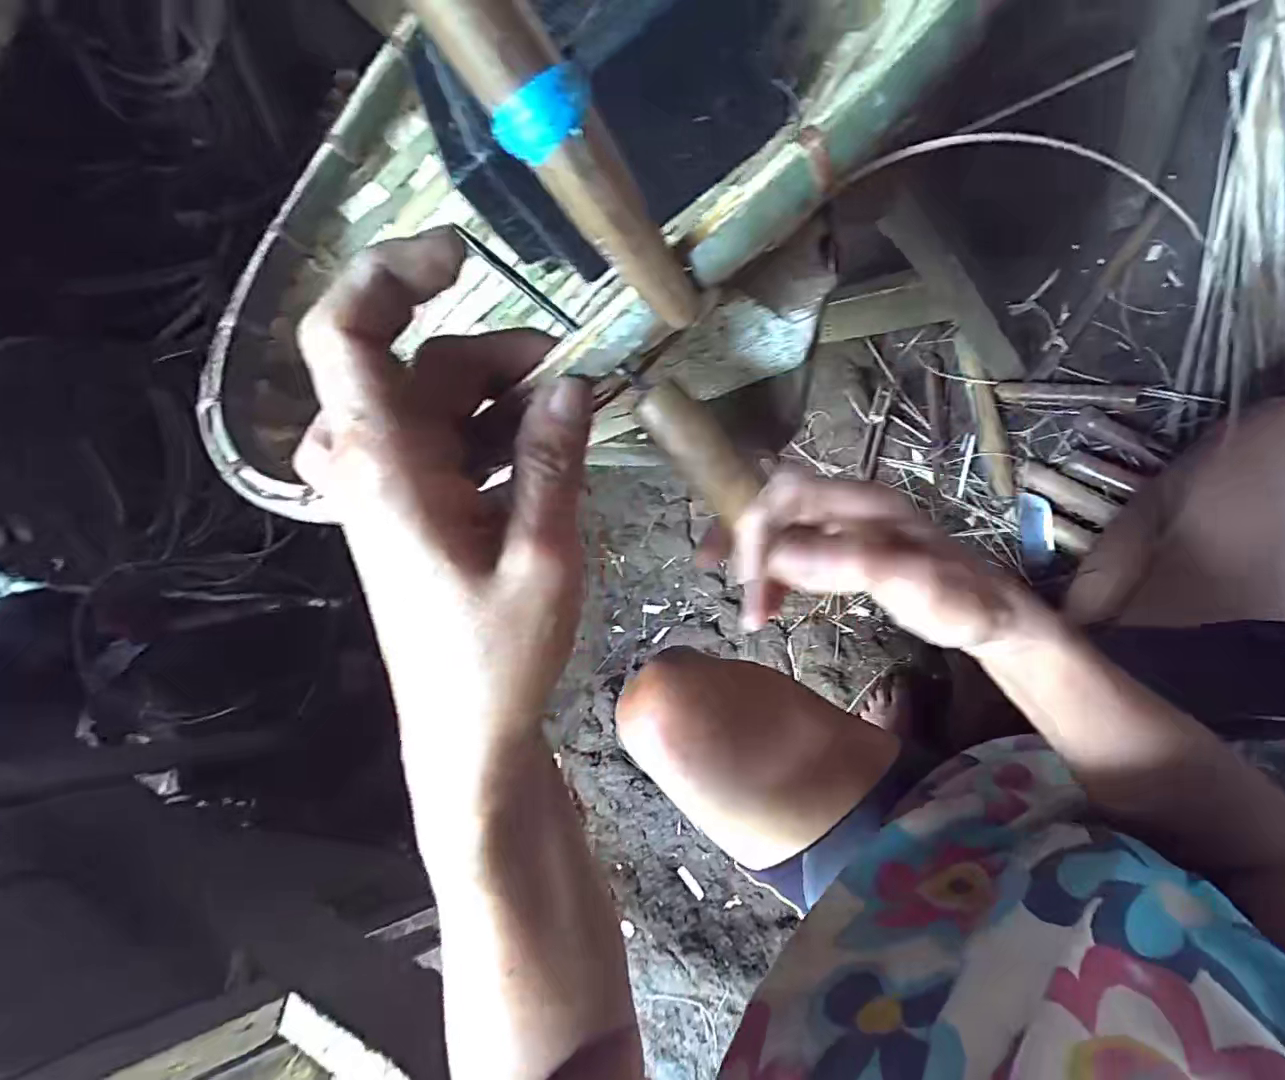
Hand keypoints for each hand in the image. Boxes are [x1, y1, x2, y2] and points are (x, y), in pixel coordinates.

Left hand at [294, 229, 592, 801]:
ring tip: (582, 411)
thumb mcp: (543, 555)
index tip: (465, 253)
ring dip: (511, 395)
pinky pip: (456, 441)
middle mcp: (376, 465)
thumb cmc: (499, 649)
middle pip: (424, 369)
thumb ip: (554, 464)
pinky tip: (556, 448)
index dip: (394, 277)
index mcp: (388, 471)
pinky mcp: (422, 508)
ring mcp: (396, 487)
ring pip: (444, 403)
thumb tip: (573, 383)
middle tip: (585, 374)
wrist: (465, 719)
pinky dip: (506, 430)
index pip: (352, 340)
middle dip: (504, 356)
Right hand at [724, 470, 1046, 651]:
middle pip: (780, 502)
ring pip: (787, 528)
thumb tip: (780, 558)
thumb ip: (853, 565)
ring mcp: (855, 528)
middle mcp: (857, 507)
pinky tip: (772, 599)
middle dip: (744, 536)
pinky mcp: (855, 551)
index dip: (756, 527)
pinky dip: (779, 571)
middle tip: (717, 576)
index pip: (790, 493)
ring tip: (750, 608)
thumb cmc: (962, 601)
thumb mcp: (915, 586)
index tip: (745, 580)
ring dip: (758, 558)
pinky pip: (803, 550)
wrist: (992, 614)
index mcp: (869, 505)